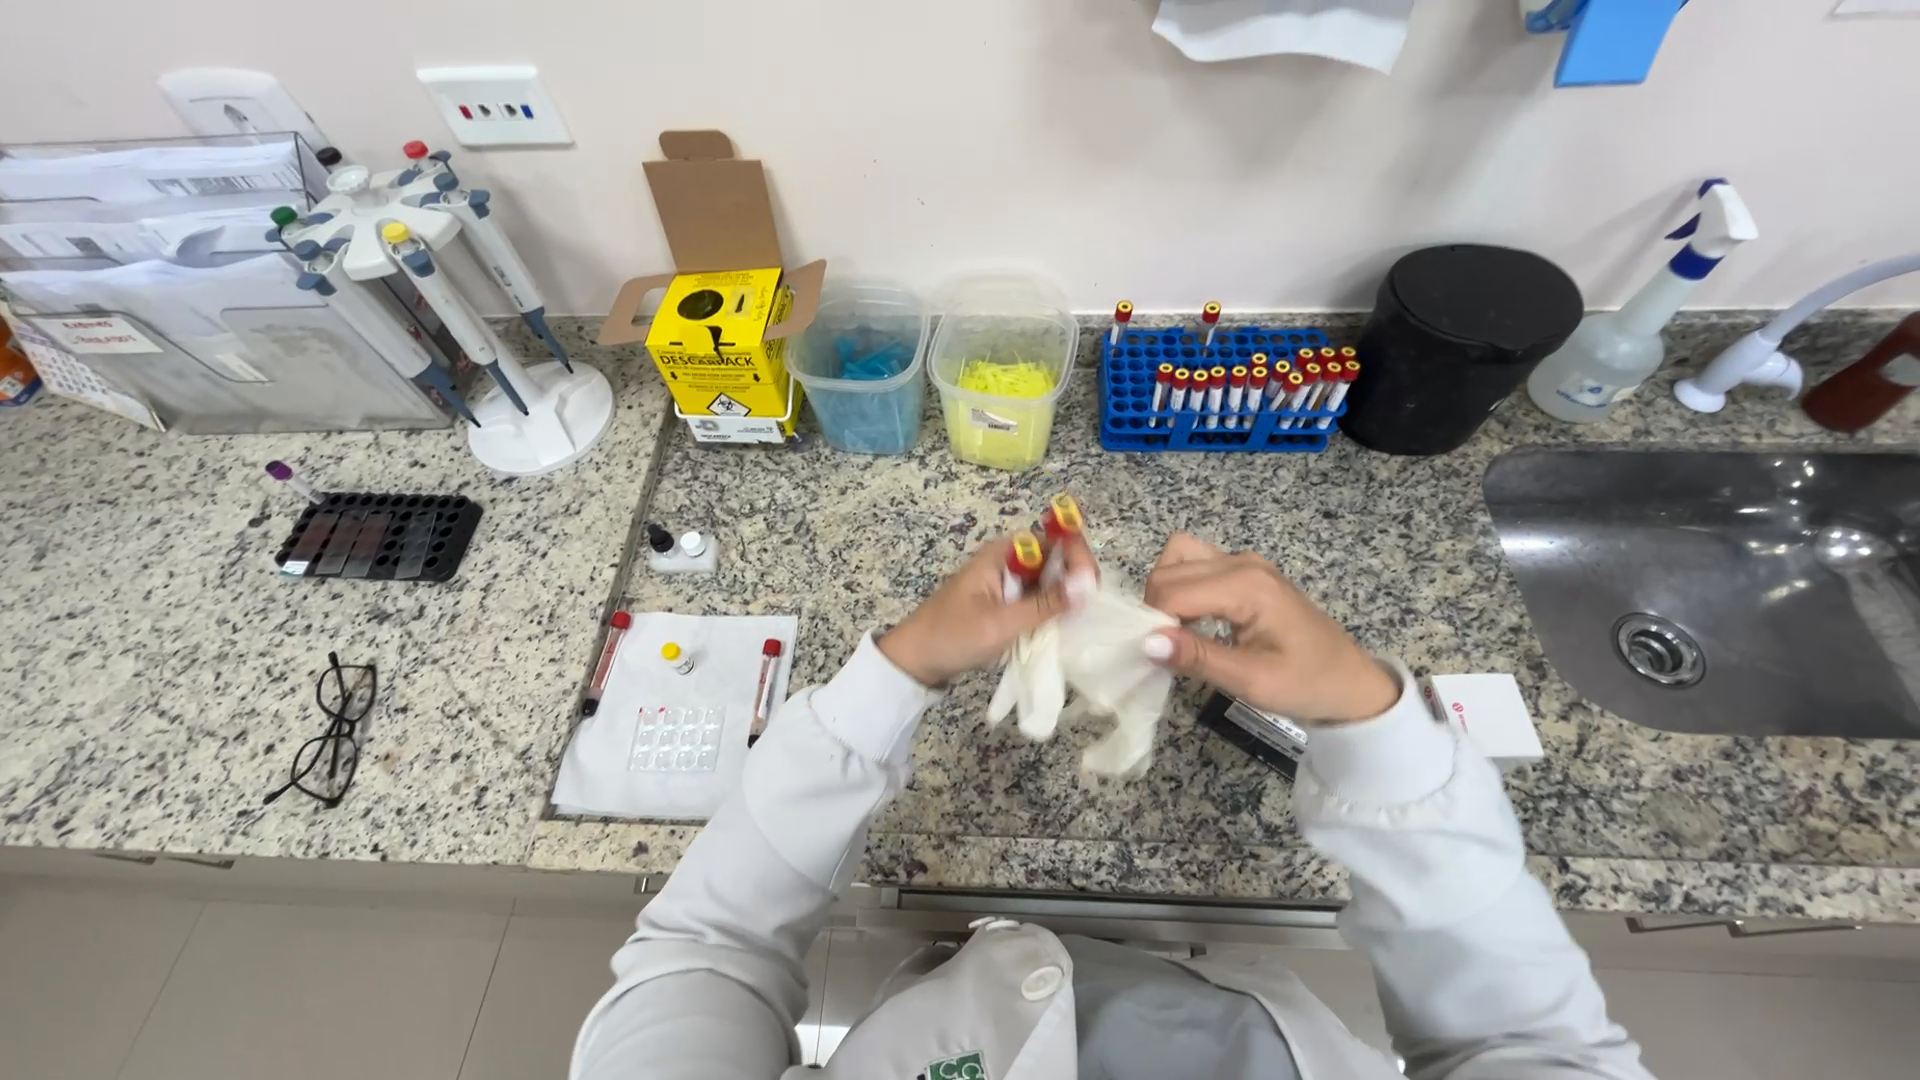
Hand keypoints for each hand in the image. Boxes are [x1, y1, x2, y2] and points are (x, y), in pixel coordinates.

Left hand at [878, 534, 1097, 686]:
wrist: (915, 660)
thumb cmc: (952, 636)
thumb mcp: (1002, 623)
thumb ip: (1045, 605)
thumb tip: (1087, 586)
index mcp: (1003, 554)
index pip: (1053, 539)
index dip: (1077, 555)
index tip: (1090, 585)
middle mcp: (1006, 561)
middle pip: (1055, 559)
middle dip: (1076, 577)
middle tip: (1091, 606)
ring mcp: (1005, 583)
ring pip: (1048, 581)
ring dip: (1065, 596)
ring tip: (1082, 618)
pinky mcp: (1005, 604)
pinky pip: (1036, 600)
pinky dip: (1050, 611)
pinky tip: (1063, 627)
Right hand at [1142, 534, 1397, 724]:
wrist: (1352, 684)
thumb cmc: (1307, 684)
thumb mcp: (1252, 681)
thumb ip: (1197, 657)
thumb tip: (1146, 642)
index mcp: (1246, 584)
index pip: (1171, 591)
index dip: (1153, 624)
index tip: (1155, 658)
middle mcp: (1241, 562)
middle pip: (1168, 571)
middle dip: (1155, 610)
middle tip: (1166, 651)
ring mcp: (1243, 562)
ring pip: (1176, 558)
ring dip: (1165, 593)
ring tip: (1175, 631)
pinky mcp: (1243, 571)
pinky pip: (1194, 565)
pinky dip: (1181, 588)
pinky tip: (1192, 623)